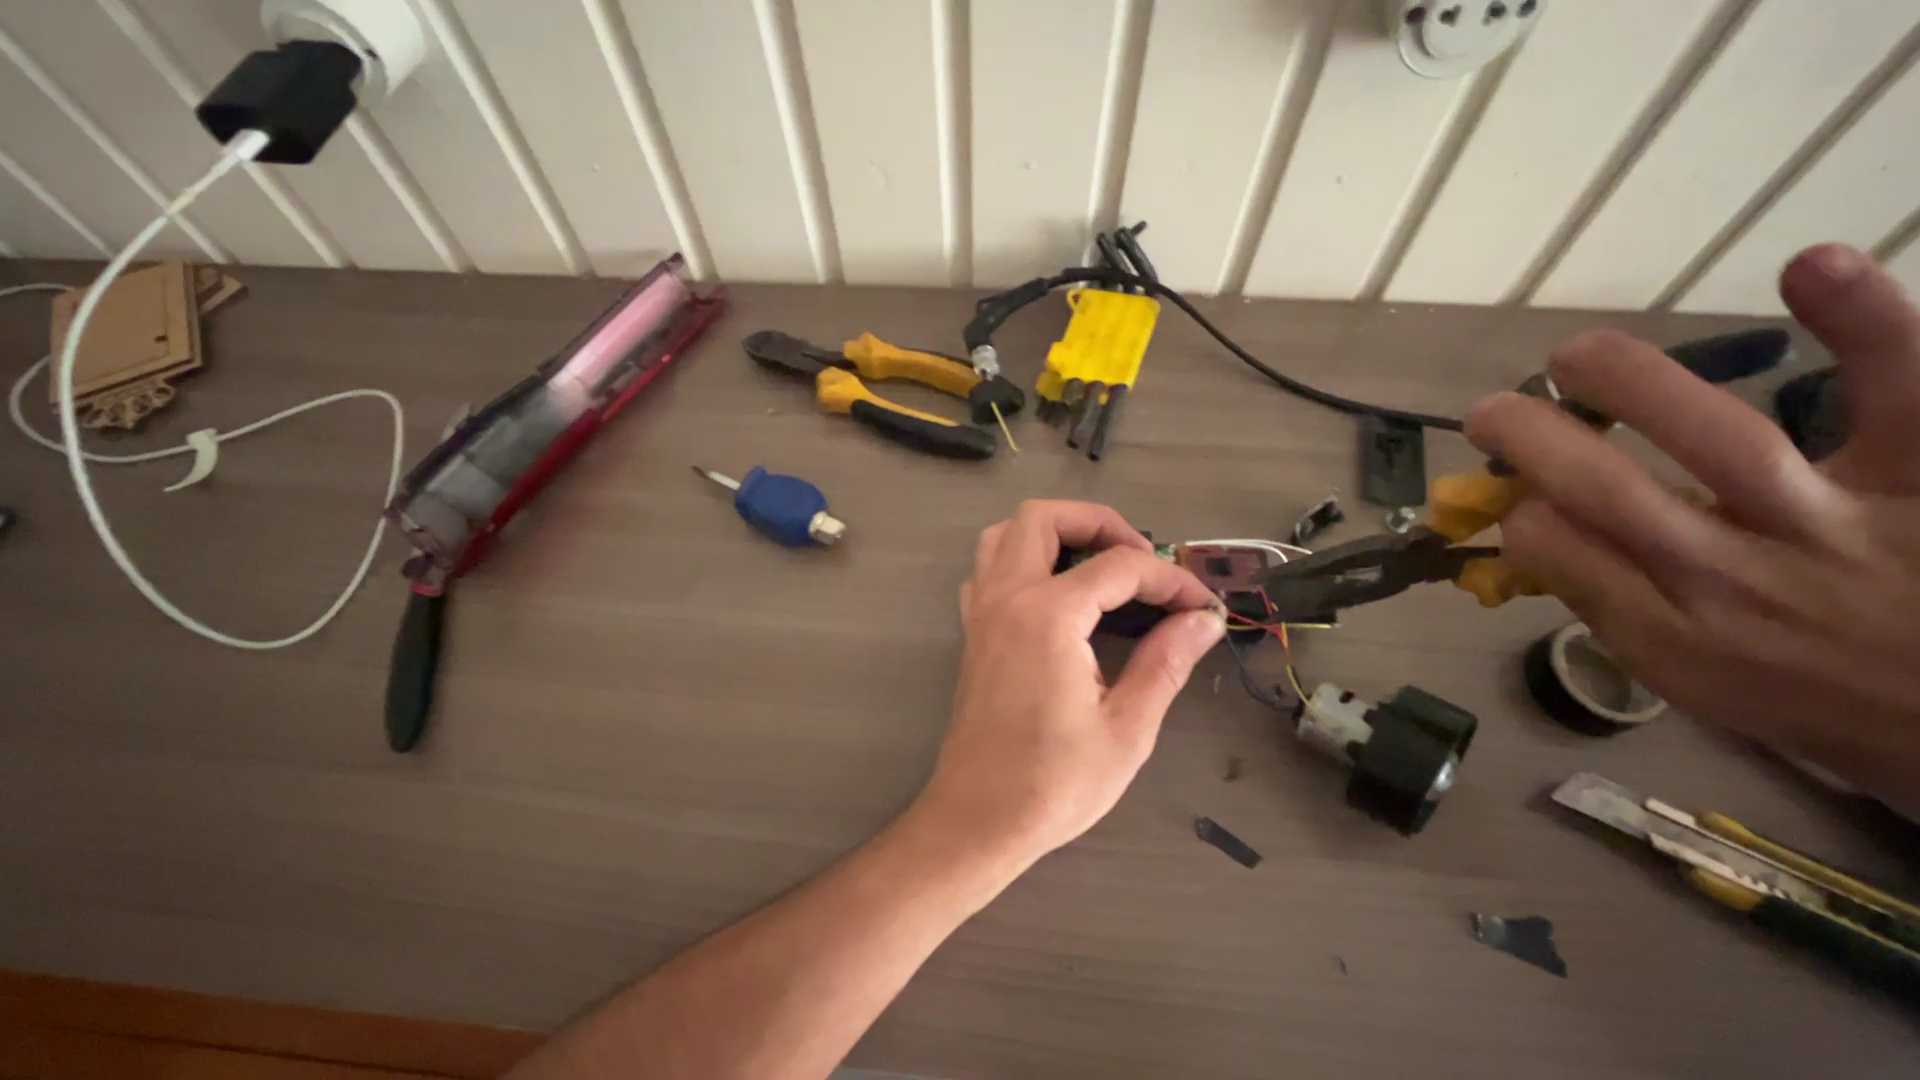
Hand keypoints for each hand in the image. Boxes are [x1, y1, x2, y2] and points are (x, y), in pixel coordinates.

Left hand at [909, 501, 1225, 864]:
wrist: (979, 819)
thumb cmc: (1054, 782)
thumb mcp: (1127, 727)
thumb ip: (1167, 661)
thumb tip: (1203, 620)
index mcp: (1048, 615)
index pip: (1119, 566)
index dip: (1169, 579)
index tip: (1200, 606)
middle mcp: (1007, 598)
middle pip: (1044, 518)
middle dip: (1100, 523)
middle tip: (1142, 561)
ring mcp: (982, 612)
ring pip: (1006, 534)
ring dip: (1054, 532)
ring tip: (1100, 567)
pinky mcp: (973, 633)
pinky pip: (990, 568)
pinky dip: (1023, 559)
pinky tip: (1057, 596)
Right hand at [1467, 244, 1919, 815]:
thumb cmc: (1824, 700)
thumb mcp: (1695, 681)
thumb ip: (1614, 604)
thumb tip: (1540, 527)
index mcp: (1678, 638)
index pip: (1562, 557)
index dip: (1523, 517)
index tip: (1522, 506)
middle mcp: (1737, 581)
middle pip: (1609, 494)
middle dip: (1533, 439)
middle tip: (1492, 412)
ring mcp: (1834, 523)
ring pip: (1716, 439)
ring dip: (1628, 385)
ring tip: (1572, 358)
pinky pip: (1901, 394)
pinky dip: (1862, 325)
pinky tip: (1807, 266)